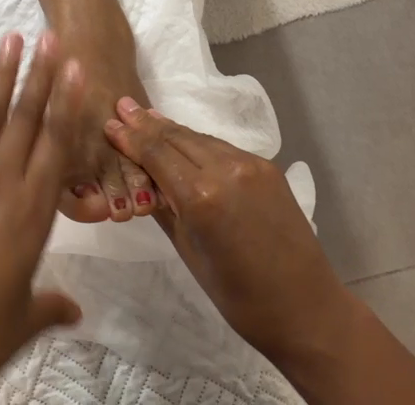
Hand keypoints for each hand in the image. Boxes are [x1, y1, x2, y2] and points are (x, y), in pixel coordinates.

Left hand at [0, 34, 86, 404]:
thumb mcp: (22, 321)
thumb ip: (51, 306)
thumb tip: (75, 310)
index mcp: (32, 214)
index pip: (57, 146)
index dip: (69, 104)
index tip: (77, 67)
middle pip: (25, 122)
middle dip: (40, 75)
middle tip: (50, 35)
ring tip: (10, 40)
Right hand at [103, 98, 347, 361]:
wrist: (305, 308)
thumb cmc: (238, 297)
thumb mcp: (189, 252)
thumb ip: (165, 208)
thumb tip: (143, 178)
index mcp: (201, 197)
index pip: (157, 154)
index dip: (131, 137)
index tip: (110, 121)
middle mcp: (226, 170)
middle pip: (177, 138)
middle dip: (148, 123)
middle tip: (123, 106)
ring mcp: (250, 165)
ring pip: (201, 139)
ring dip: (172, 129)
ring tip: (146, 115)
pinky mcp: (267, 167)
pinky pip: (223, 149)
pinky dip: (199, 143)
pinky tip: (184, 139)